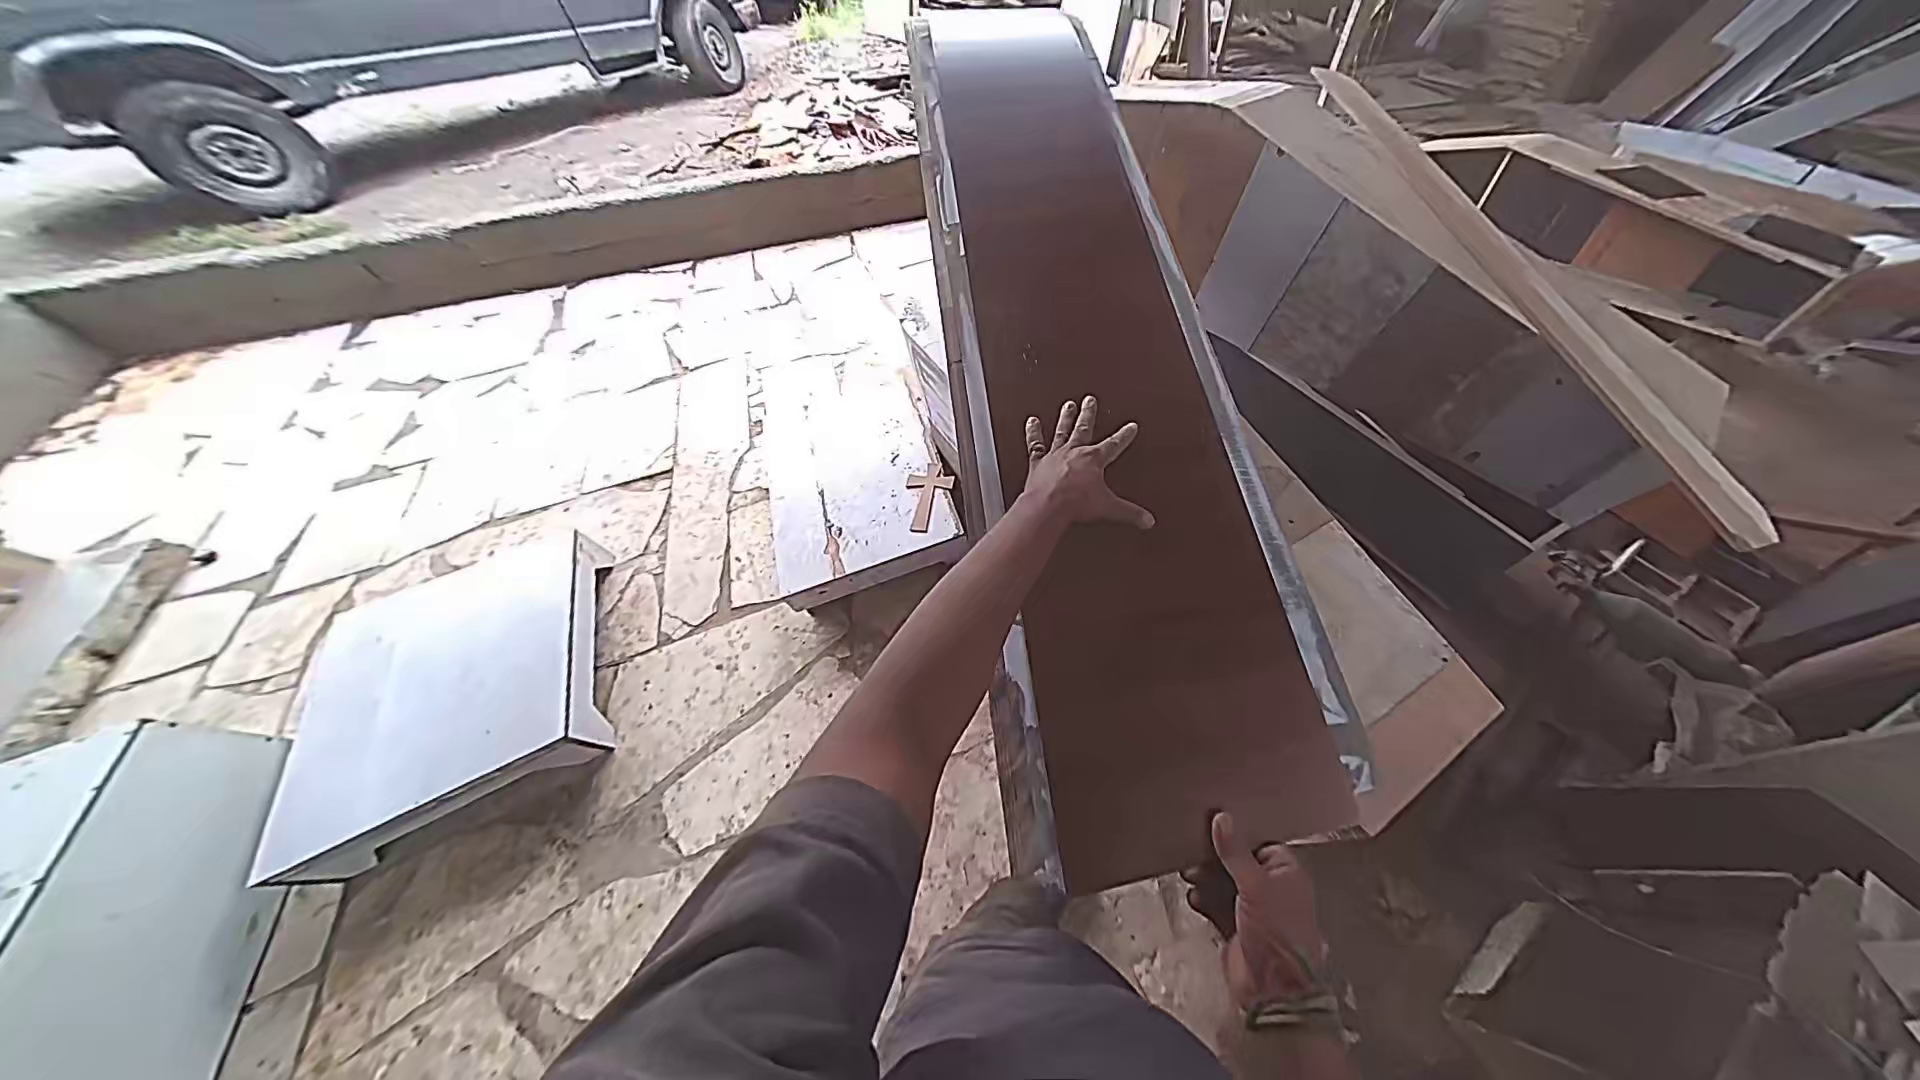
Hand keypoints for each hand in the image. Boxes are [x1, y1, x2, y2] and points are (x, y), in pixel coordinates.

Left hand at [1020, 396, 1154, 529]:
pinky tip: (1032, 422)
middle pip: (1084, 428)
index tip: (1130, 426)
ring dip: (1066, 418)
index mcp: (1094, 459)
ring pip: (1062, 431)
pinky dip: (1033, 432)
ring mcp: (1055, 455)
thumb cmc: (1075, 505)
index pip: (1114, 444)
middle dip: (1089, 414)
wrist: (1048, 507)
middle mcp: (1074, 451)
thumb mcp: (1108, 508)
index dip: (1124, 435)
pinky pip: (1035, 444)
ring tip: (1068, 405)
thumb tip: (1146, 520)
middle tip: (1090, 400)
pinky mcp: (1038, 463)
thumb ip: (1129, 513)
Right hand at [1205, 812, 1327, 1012]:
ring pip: (1223, 882)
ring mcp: (1253, 909)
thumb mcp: (1256, 884)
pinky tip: (1194, 897)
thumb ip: (1235, 851)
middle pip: (1237, 861)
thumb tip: (1222, 817)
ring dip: (1205, 878)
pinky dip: (1203, 899)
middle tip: (1194, 849)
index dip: (1238, 833)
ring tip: (1189, 874)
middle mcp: (1271, 888)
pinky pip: (1215, 904)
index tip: (1213, 821)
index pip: (1259, 842)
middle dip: (1214, 857)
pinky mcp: (1235, 926)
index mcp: (1286, 873)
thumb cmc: (1278, 932)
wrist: (1273, 989)